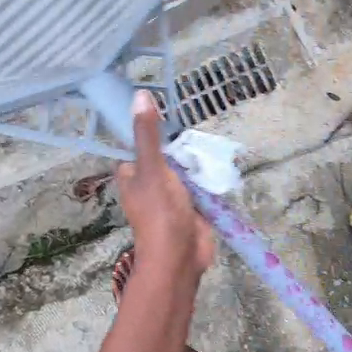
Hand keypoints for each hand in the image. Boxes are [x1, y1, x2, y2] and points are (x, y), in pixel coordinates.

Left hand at [116, 92, 214, 280]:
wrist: (180, 256)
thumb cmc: (159, 212)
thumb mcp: (153, 167)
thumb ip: (148, 134)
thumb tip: (139, 95)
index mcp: (132, 175)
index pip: (138, 144)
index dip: (150, 130)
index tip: (166, 111)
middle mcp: (149, 184)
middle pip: (167, 154)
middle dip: (181, 146)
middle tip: (194, 130)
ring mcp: (172, 196)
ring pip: (186, 169)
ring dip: (197, 161)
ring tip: (210, 144)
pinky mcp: (193, 206)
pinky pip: (201, 185)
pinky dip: (209, 178)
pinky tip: (219, 164)